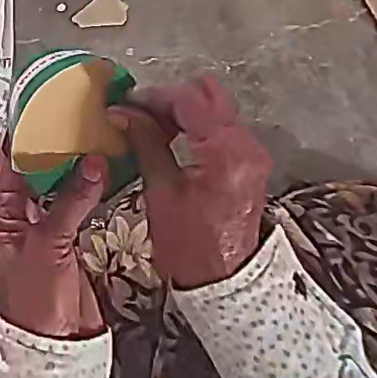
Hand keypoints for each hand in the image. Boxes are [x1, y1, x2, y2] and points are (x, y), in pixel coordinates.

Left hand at [0, 118, 107, 338]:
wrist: (58, 341)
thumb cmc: (38, 296)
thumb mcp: (50, 244)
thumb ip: (73, 200)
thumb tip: (96, 160)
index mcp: (1, 214)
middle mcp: (18, 213)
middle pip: (16, 169)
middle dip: (18, 141)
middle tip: (27, 107)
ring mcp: (43, 221)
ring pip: (43, 179)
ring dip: (49, 156)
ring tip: (58, 124)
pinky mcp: (67, 230)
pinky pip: (68, 193)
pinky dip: (76, 176)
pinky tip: (87, 160)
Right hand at [108, 74, 272, 288]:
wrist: (224, 282)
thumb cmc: (189, 246)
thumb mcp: (161, 193)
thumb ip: (146, 142)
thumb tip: (124, 111)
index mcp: (226, 153)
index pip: (190, 101)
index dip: (155, 96)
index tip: (127, 102)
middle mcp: (247, 144)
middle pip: (209, 95)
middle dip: (172, 97)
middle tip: (140, 112)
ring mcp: (252, 150)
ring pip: (216, 106)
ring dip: (183, 108)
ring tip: (151, 124)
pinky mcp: (250, 158)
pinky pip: (222, 124)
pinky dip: (196, 122)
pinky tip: (171, 135)